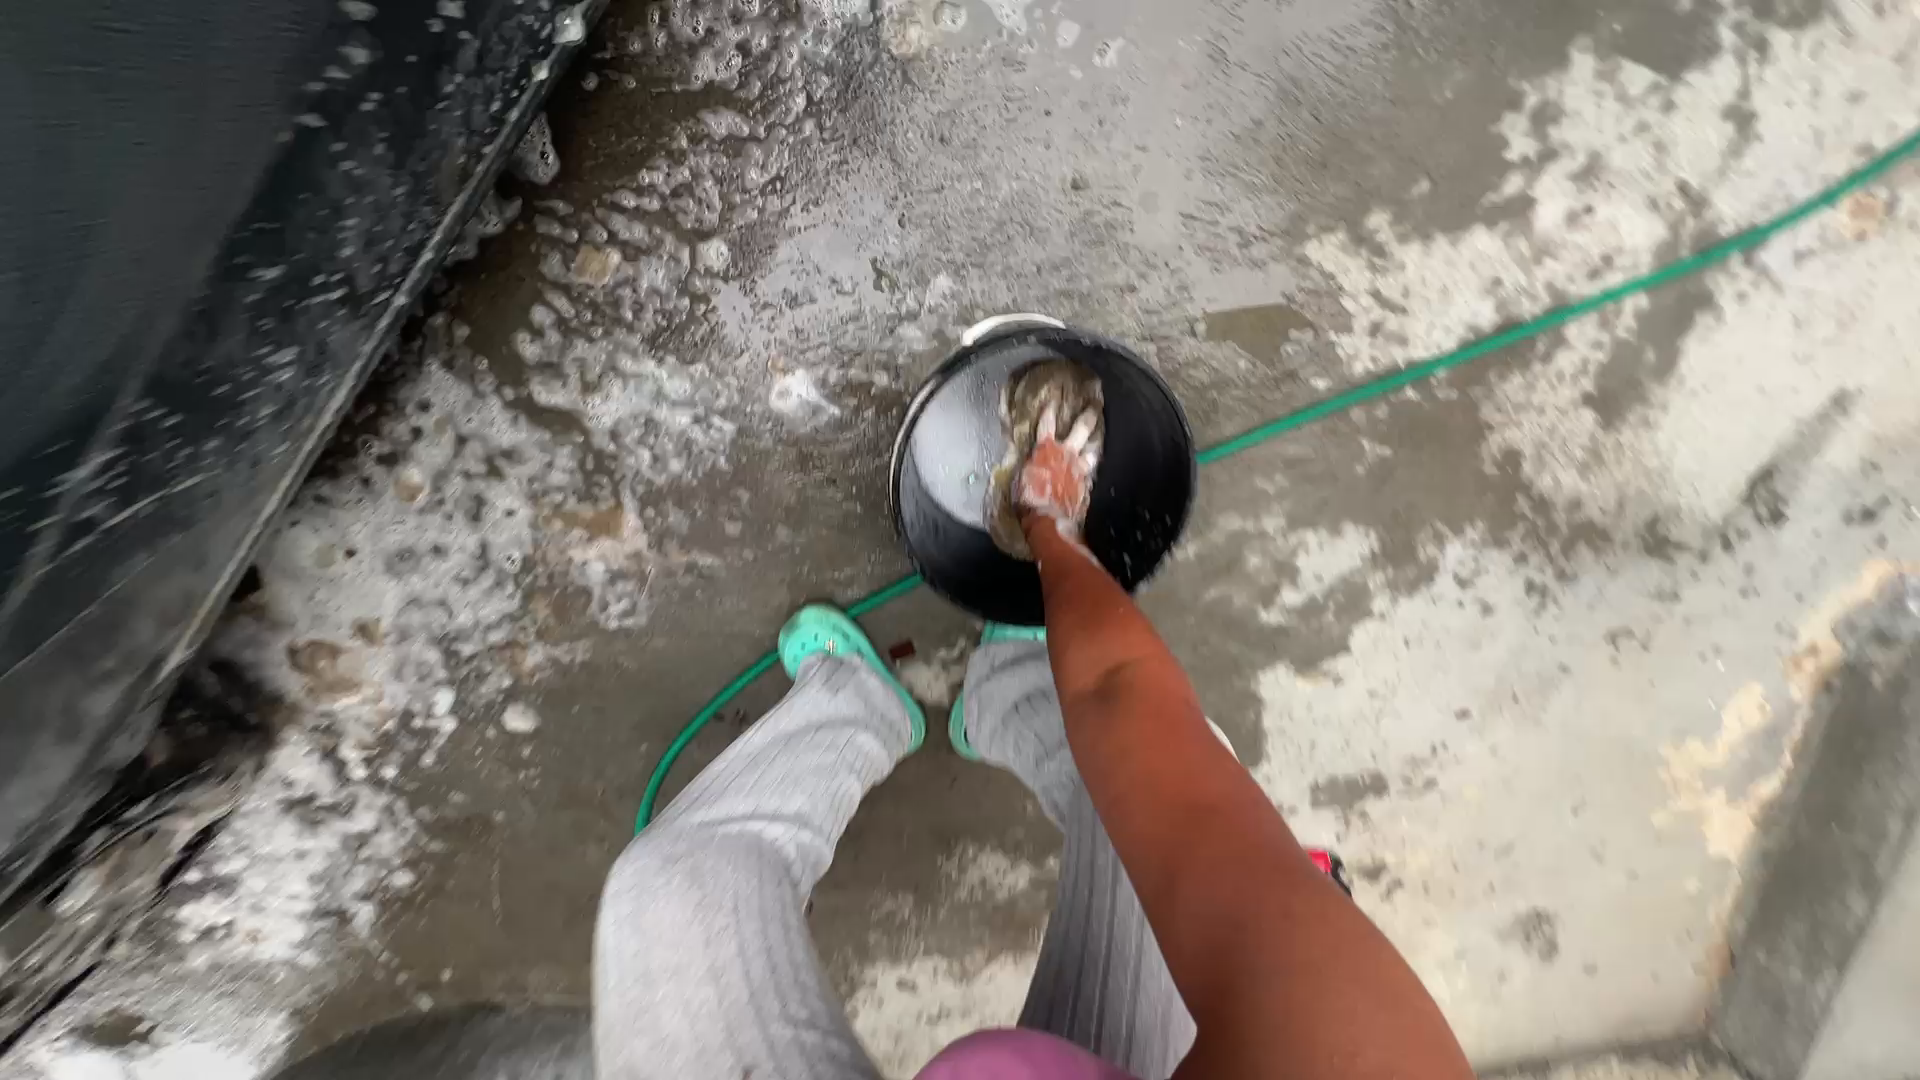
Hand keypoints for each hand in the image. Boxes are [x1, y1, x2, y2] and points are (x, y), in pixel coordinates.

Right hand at [1016, 402, 1100, 533]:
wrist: (1048, 521)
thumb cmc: (1028, 500)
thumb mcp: (1020, 480)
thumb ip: (1029, 468)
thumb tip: (1029, 466)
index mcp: (1045, 450)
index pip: (1046, 426)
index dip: (1049, 413)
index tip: (1053, 403)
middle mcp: (1065, 454)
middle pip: (1080, 430)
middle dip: (1087, 418)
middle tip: (1094, 408)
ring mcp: (1078, 469)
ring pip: (1090, 453)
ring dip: (1092, 449)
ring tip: (1095, 446)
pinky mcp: (1085, 485)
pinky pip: (1089, 475)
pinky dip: (1088, 473)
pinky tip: (1088, 475)